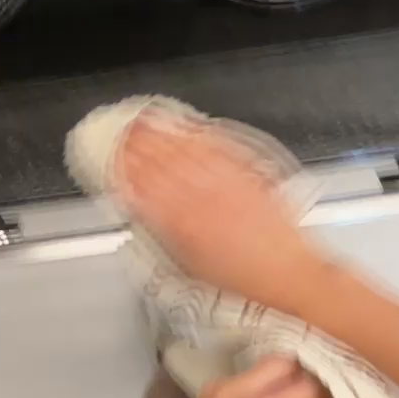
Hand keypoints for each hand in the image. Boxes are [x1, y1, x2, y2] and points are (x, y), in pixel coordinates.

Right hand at [115, 119, 332, 311]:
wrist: (288, 273)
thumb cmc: (243, 278)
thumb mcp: (189, 266)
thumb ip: (163, 233)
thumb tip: (143, 210)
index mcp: (182, 221)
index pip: (143, 185)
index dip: (122, 167)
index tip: (109, 155)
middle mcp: (203, 197)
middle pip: (162, 161)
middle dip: (137, 143)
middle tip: (120, 129)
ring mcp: (226, 182)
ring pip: (187, 150)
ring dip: (163, 132)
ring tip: (146, 119)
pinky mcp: (249, 175)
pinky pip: (220, 148)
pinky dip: (201, 134)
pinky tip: (191, 127)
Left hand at [152, 356, 344, 397]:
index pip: (307, 387)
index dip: (327, 397)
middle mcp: (234, 393)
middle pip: (287, 363)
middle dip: (307, 379)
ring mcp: (219, 385)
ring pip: (269, 363)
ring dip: (288, 379)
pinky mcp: (211, 386)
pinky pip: (251, 372)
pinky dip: (268, 382)